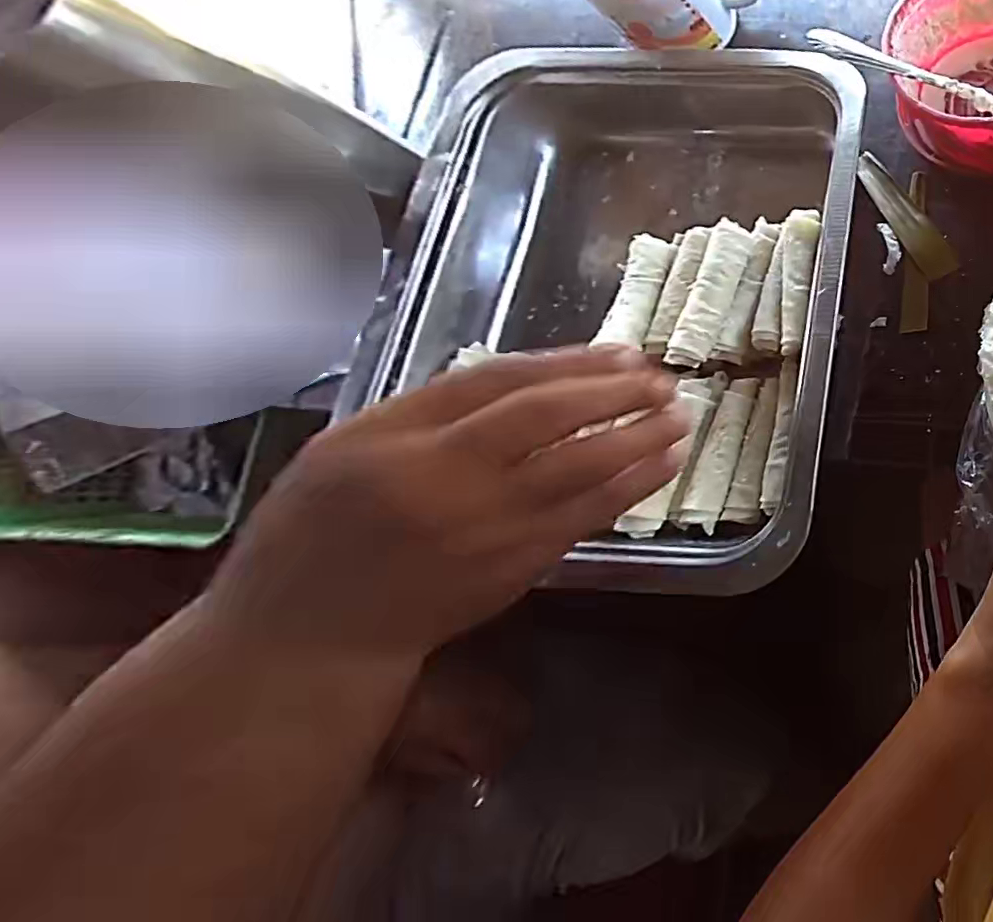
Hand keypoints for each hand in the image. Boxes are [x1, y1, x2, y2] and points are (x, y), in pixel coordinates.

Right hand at [204, 345, 688, 661]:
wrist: (310, 638)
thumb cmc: (322, 531)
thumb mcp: (353, 449)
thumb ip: (437, 410)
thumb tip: (541, 376)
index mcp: (392, 436)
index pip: (500, 379)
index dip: (573, 362)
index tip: (625, 353)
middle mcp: (443, 476)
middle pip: (550, 416)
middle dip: (617, 392)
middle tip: (665, 381)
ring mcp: (488, 524)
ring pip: (584, 467)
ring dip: (643, 437)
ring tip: (682, 416)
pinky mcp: (518, 563)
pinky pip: (590, 514)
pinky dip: (634, 484)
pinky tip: (665, 463)